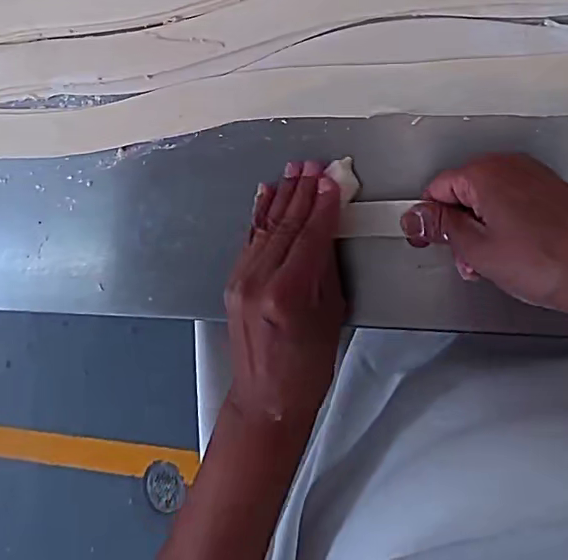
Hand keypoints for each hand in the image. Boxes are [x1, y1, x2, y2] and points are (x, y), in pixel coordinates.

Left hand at [223, 161, 346, 424]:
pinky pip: (250, 238)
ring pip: (266, 226)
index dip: (324, 204)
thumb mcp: (331, 314)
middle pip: (286, 224)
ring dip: (283, 195)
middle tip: (316, 166)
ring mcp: (242, 279)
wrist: (265, 401)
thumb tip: (329, 227)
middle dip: (304, 191)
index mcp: (287, 293)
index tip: (333, 181)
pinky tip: (268, 193)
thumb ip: (327, 266)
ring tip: (296, 170)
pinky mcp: (234, 280)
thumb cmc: (307, 368)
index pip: (310, 235)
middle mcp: (259, 281)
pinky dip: (260, 212)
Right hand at [401, 153, 567, 316]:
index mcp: (485, 173)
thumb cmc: (555, 264)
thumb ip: (442, 228)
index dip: (431, 221)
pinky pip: (514, 203)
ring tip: (501, 265)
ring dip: (485, 232)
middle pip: (462, 192)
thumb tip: (415, 214)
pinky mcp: (551, 191)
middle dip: (461, 229)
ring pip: (489, 200)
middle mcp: (509, 165)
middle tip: (473, 264)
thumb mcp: (480, 252)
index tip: (437, 246)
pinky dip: (509, 228)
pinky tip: (522, 256)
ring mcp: (533, 176)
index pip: (436, 189)